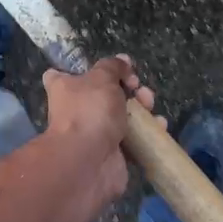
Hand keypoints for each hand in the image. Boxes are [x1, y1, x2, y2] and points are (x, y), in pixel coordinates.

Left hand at [42, 55, 163, 203]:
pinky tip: (159, 125)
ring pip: (120, 116)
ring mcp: (93, 133)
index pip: (63, 73)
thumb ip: (113, 66)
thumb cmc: (89, 110)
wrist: (88, 161)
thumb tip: (123, 60)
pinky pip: (132, 139)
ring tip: (149, 103)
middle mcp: (75, 110)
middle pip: (103, 93)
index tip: (106, 69)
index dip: (84, 69)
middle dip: (126, 88)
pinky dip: (146, 132)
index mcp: (63, 87)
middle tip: (137, 87)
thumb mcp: (102, 77)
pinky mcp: (112, 153)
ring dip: (140, 108)